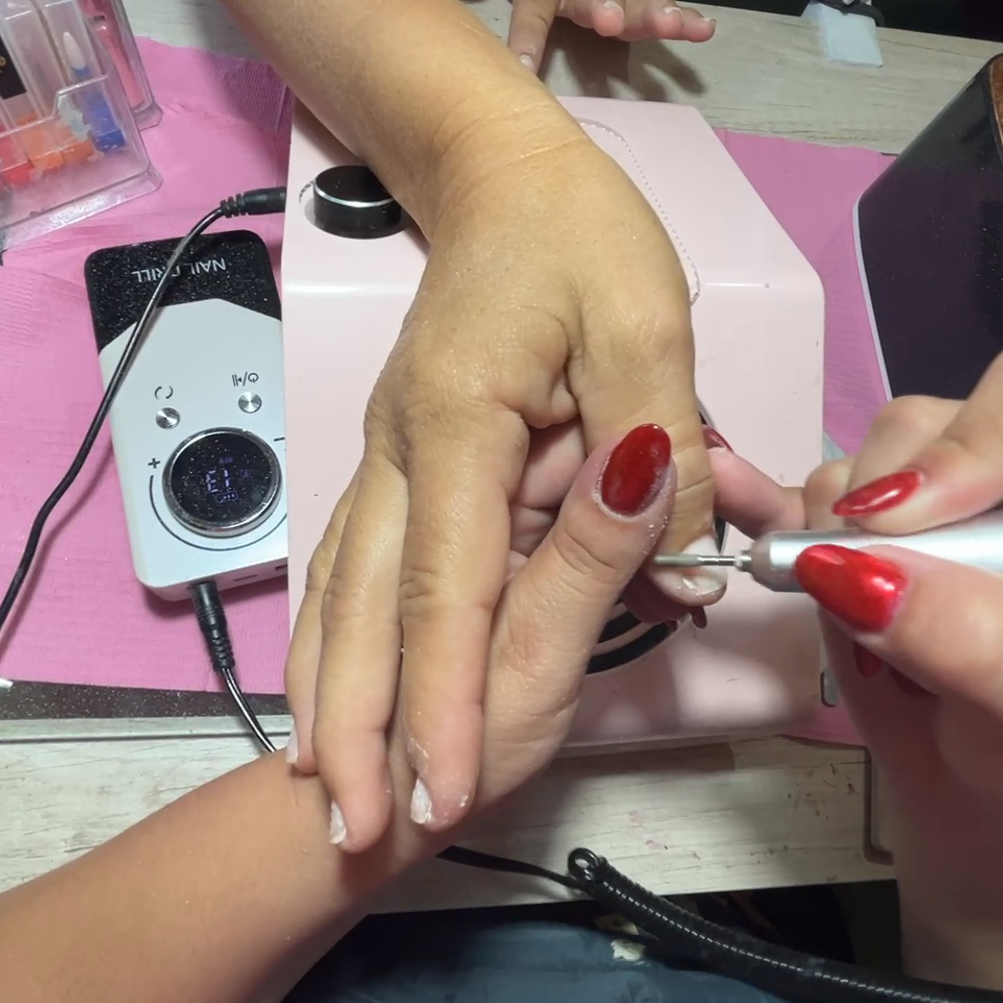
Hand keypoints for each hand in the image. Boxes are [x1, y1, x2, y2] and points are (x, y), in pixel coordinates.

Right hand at [288, 138, 723, 852]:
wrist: (500, 176)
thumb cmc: (575, 237)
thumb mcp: (646, 330)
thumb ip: (665, 456)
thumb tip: (685, 572)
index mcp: (456, 421)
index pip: (446, 581)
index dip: (442, 693)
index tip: (437, 788)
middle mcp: (396, 449)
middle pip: (369, 599)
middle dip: (359, 720)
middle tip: (349, 826)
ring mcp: (382, 452)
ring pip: (342, 583)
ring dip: (329, 686)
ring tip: (317, 782)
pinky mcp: (391, 455)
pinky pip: (349, 557)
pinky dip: (331, 630)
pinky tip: (320, 682)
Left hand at [442, 0, 714, 69]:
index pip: (532, 5)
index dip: (527, 35)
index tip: (522, 66)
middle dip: (603, 8)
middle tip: (607, 20)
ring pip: (635, 2)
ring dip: (654, 15)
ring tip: (674, 25)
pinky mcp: (633, 0)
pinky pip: (658, 10)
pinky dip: (682, 20)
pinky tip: (701, 30)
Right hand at [713, 341, 1002, 993]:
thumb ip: (984, 644)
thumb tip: (849, 570)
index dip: (974, 441)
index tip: (906, 523)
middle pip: (929, 421)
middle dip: (883, 497)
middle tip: (865, 582)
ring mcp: (931, 511)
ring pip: (854, 463)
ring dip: (830, 530)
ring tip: (857, 617)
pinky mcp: (861, 544)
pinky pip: (800, 503)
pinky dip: (775, 523)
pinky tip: (764, 537)